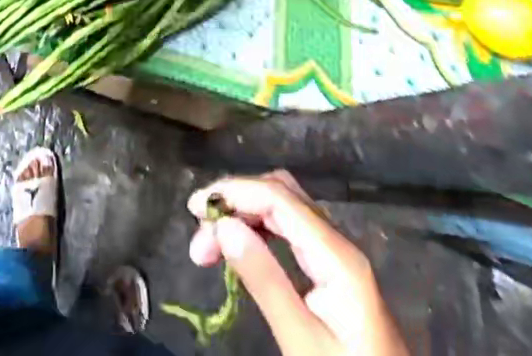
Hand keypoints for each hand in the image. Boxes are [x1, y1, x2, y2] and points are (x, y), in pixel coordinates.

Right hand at [188, 171, 408, 355]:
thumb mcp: (302, 341)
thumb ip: (265, 281)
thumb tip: (224, 227)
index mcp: (336, 254)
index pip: (280, 197)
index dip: (235, 192)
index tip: (193, 207)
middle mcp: (338, 242)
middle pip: (283, 195)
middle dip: (237, 202)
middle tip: (199, 237)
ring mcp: (337, 256)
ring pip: (286, 211)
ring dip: (246, 216)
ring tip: (209, 246)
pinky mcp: (332, 273)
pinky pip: (292, 233)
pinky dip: (261, 231)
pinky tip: (241, 250)